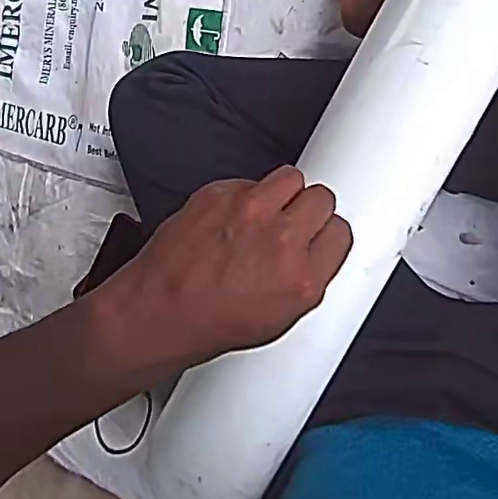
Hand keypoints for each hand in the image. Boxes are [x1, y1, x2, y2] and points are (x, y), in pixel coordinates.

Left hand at [89, 167, 352, 372]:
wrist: (158, 309)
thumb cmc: (208, 321)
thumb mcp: (278, 318)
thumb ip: (307, 277)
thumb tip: (319, 253)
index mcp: (302, 279)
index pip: (340, 232)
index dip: (326, 232)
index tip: (317, 232)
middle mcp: (279, 240)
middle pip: (320, 198)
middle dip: (308, 209)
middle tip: (290, 222)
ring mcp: (248, 211)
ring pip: (290, 177)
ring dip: (281, 193)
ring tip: (264, 214)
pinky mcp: (219, 193)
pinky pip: (248, 179)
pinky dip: (243, 194)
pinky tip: (231, 217)